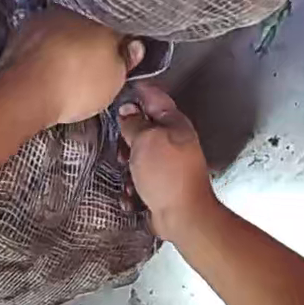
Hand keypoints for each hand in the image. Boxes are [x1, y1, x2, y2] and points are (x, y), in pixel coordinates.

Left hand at [0, 8, 142, 126]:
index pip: (120, 26)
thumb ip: (126, 60)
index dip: (123, 44)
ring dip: (68, 44)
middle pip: (91, 25)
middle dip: (93, 42)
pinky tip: (48, 68)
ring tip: (69, 70)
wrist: (29, 89)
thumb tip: (134, 47)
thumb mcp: (114, 79)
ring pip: (65, 29)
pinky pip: (42, 39)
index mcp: (104, 20)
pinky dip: (47, 50)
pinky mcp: (23, 32)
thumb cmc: (76, 85)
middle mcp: (75, 12)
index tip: (122, 58)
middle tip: (94, 66)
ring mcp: (47, 19)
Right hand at [117, 82, 220, 242]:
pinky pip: (139, 179)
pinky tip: (133, 194)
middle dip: (127, 138)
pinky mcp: (160, 185)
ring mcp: (168, 164)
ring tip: (128, 174)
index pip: (155, 98)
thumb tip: (126, 110)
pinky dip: (133, 186)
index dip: (138, 92)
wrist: (182, 216)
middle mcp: (173, 141)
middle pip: (142, 129)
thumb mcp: (145, 141)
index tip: (120, 89)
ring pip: (137, 156)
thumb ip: (134, 123)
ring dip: (127, 166)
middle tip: (122, 148)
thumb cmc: (167, 175)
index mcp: (174, 124)